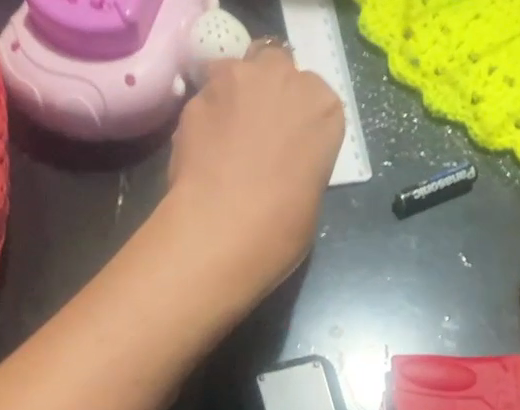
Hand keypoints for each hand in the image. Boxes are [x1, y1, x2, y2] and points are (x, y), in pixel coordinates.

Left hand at [163, 42, 343, 291]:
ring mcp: (236, 81)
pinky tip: (201, 153)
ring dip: (233, 96)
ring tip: (224, 139)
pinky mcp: (196, 97)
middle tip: (257, 133)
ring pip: (235, 73)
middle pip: (276, 68)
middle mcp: (283, 79)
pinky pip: (203, 101)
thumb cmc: (281, 228)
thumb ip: (300, 163)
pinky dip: (204, 120)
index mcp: (324, 107)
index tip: (290, 145)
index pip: (315, 98)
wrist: (222, 231)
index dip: (298, 120)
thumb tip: (280, 166)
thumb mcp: (310, 196)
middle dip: (267, 92)